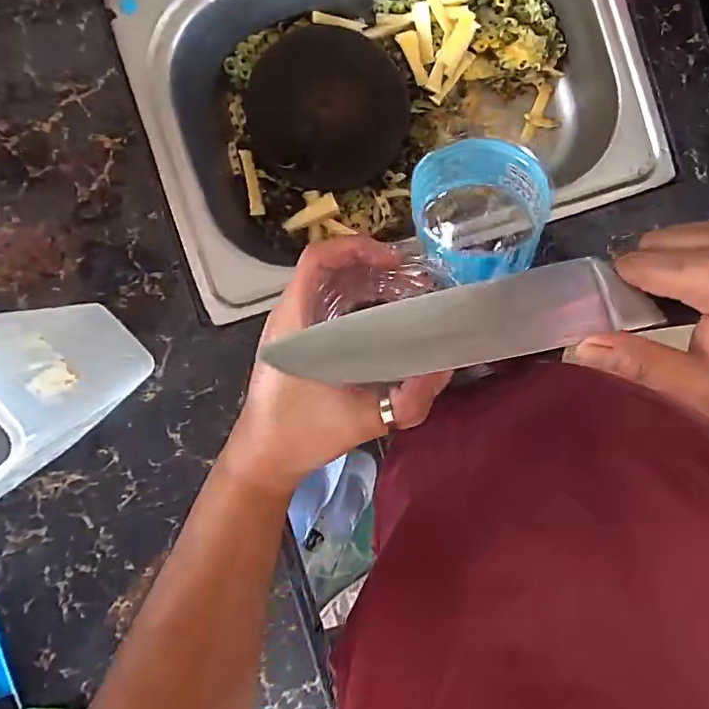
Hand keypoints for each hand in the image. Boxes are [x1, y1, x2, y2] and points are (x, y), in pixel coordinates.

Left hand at [218, 237, 452, 495]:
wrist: (263, 460)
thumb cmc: (302, 436)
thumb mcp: (362, 420)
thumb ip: (408, 400)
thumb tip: (445, 367)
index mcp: (296, 322)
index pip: (317, 259)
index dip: (357, 248)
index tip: (395, 262)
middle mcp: (292, 316)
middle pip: (332, 268)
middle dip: (377, 266)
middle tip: (416, 283)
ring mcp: (295, 327)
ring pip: (334, 285)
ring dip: (372, 283)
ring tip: (410, 295)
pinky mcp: (302, 340)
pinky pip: (333, 304)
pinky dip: (363, 301)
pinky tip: (390, 319)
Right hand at [569, 216, 708, 429]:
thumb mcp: (702, 386)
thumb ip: (639, 362)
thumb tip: (583, 345)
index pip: (639, 262)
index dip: (631, 289)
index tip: (648, 317)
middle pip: (659, 239)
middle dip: (655, 271)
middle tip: (679, 311)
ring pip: (688, 228)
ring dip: (683, 257)